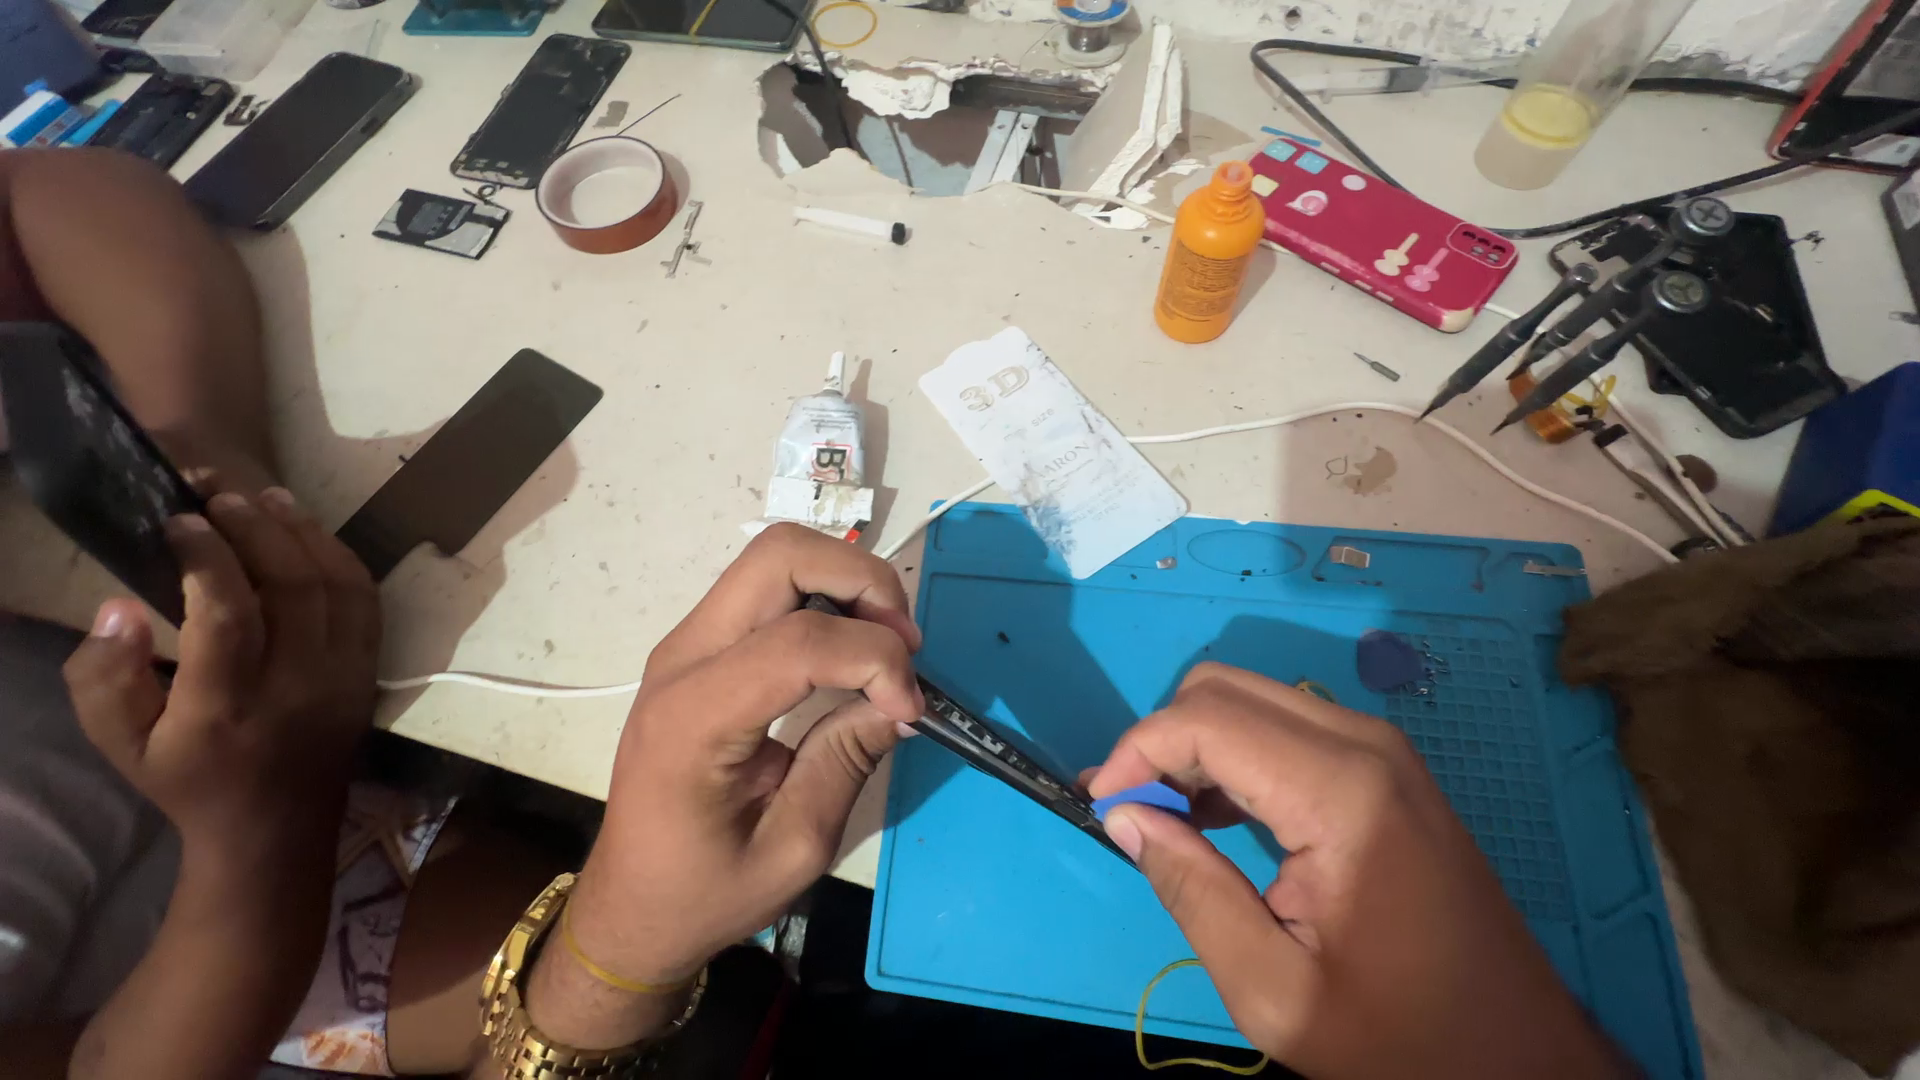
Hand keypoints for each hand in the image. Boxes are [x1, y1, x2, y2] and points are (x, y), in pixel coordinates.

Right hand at [62, 489, 380, 851]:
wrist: (279, 820)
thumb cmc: (192, 780)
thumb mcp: (121, 744)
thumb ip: (105, 677)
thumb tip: (117, 605)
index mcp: (229, 702)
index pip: (228, 612)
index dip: (206, 557)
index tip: (179, 520)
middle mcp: (300, 680)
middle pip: (293, 587)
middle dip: (258, 531)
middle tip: (221, 494)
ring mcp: (346, 672)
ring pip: (340, 588)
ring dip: (306, 535)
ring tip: (269, 498)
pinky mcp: (370, 668)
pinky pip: (367, 603)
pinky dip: (343, 562)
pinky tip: (314, 536)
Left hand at [565, 524, 923, 990]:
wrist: (630, 902)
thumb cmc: (704, 891)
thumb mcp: (794, 848)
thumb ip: (847, 762)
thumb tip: (903, 702)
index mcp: (695, 718)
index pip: (798, 642)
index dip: (875, 660)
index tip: (910, 709)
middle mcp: (683, 657)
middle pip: (780, 556)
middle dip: (864, 581)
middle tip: (904, 645)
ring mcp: (688, 640)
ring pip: (777, 556)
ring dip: (848, 581)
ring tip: (885, 642)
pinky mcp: (702, 642)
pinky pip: (771, 584)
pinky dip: (827, 594)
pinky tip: (852, 644)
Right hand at [1089, 663, 1630, 1079]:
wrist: (1521, 1056)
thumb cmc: (1399, 1037)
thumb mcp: (1273, 992)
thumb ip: (1189, 891)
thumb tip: (1125, 815)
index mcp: (1339, 792)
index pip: (1203, 721)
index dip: (1136, 754)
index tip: (1103, 807)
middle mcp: (1361, 743)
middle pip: (1219, 690)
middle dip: (1159, 741)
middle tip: (1136, 813)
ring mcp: (1376, 747)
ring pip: (1245, 697)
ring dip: (1190, 745)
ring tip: (1169, 819)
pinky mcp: (1379, 763)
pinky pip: (1277, 723)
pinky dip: (1228, 751)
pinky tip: (1217, 815)